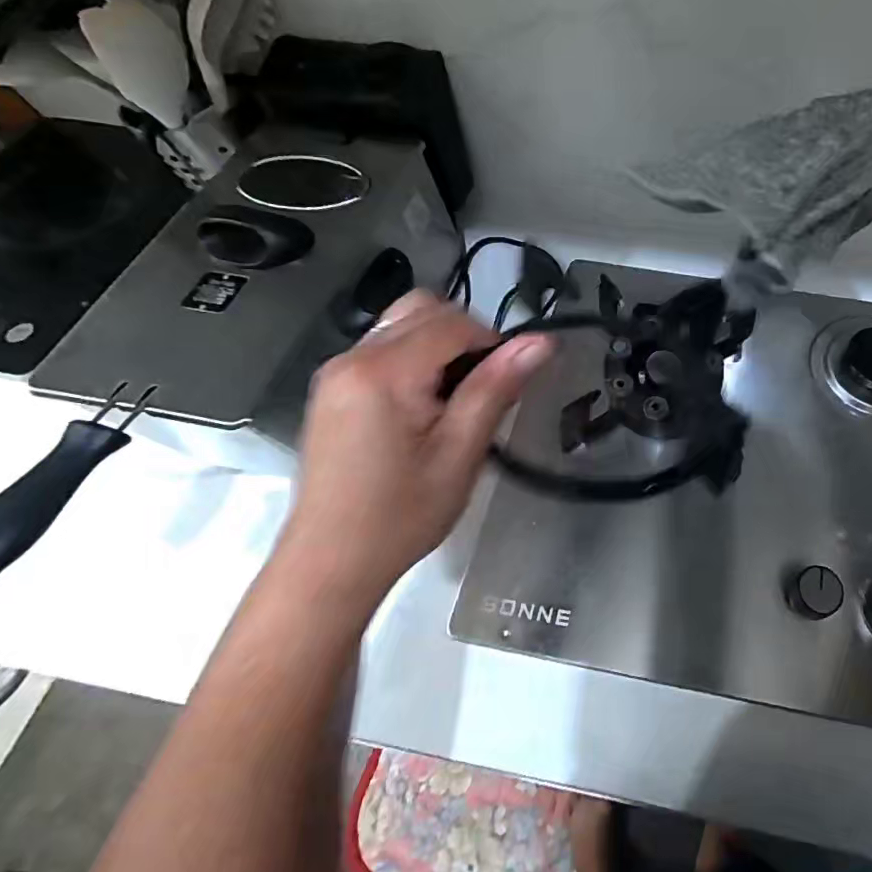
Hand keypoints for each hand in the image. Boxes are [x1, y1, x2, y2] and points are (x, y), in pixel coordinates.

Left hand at [275, 291, 553, 594]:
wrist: (330, 562)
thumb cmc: (401, 516)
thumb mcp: (460, 454)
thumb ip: (496, 388)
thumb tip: (541, 342)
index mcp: (383, 372)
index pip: (452, 322)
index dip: (491, 342)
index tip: (505, 385)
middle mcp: (352, 357)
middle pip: (423, 309)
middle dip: (464, 337)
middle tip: (480, 391)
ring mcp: (335, 371)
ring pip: (402, 324)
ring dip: (438, 347)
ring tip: (452, 403)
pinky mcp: (331, 388)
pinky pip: (382, 348)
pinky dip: (412, 360)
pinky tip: (421, 409)